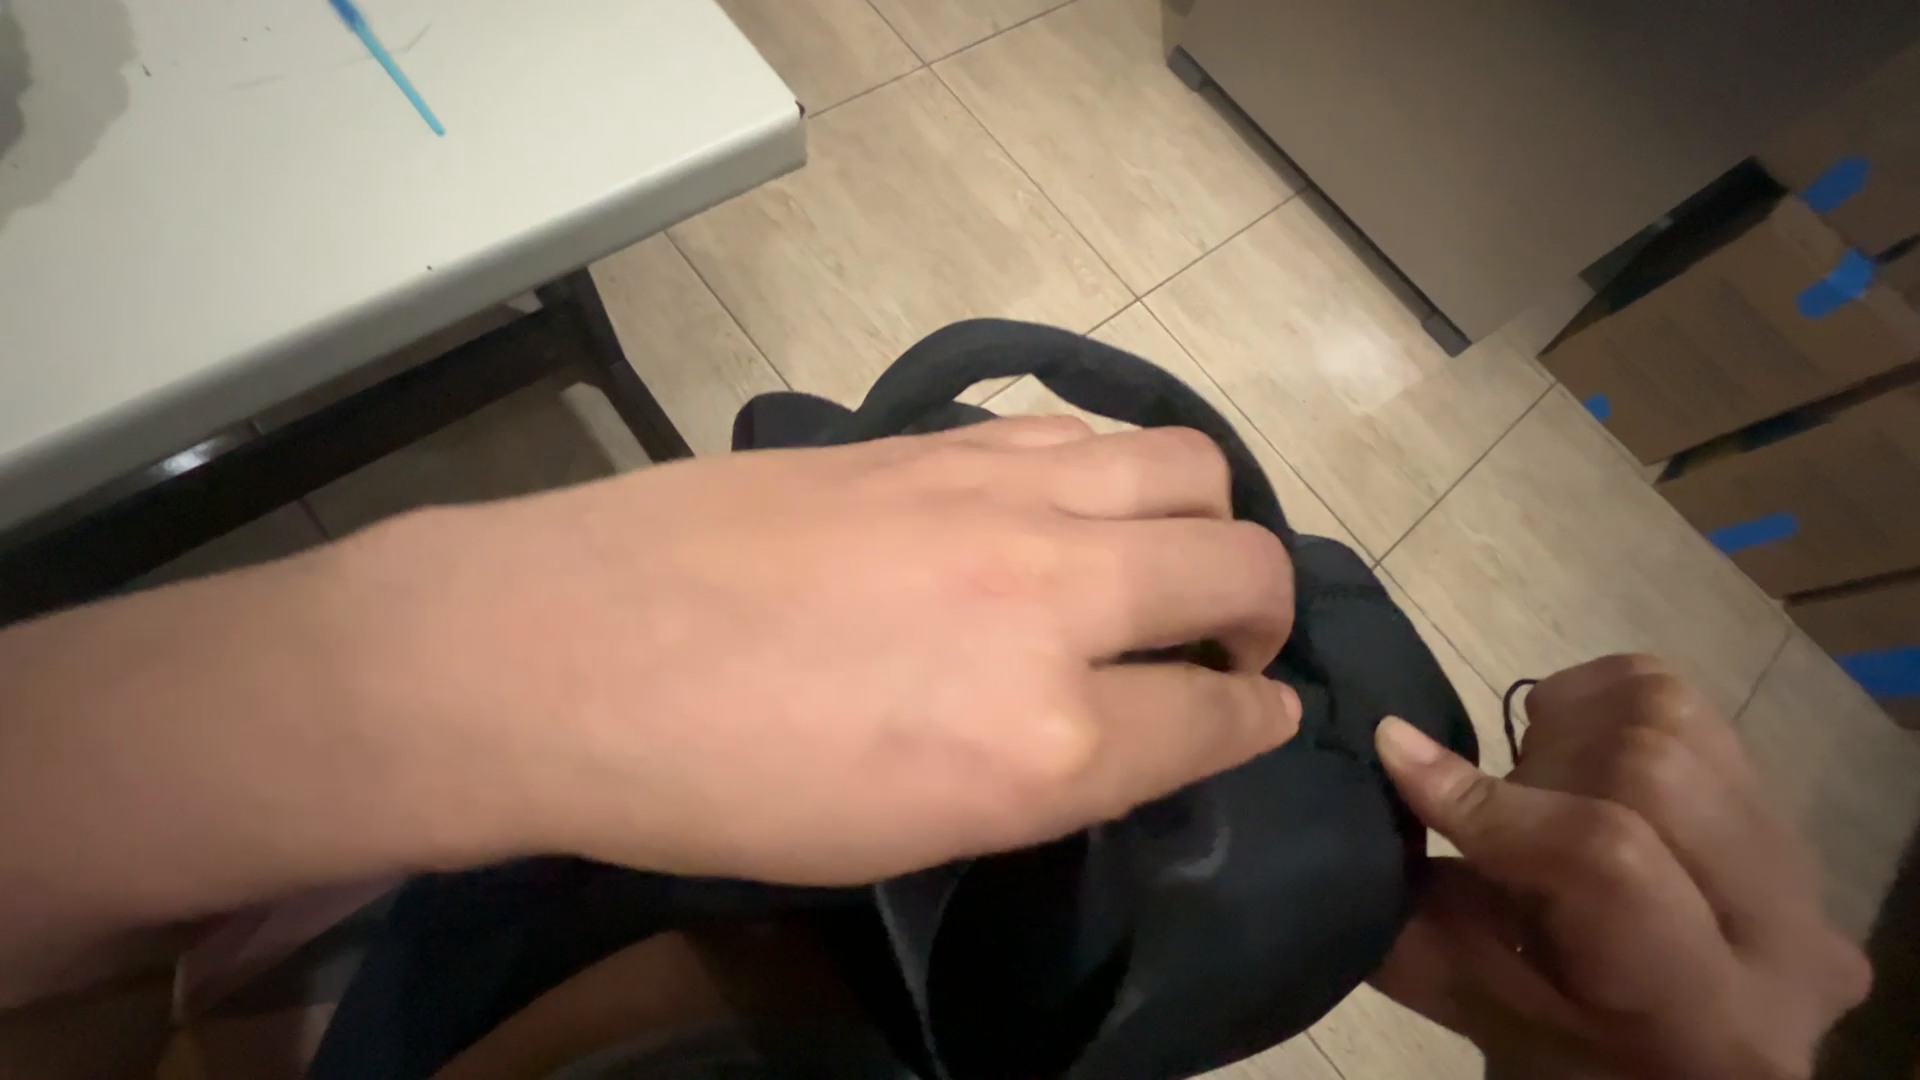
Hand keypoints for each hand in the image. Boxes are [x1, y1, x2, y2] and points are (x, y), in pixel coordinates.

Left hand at [368, 416, 1299, 884]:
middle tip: (1232, 638)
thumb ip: (1056, 770)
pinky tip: (1077, 504)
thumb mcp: (916, 832)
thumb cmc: (730, 782)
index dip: (1262, 720)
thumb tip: (1138, 722)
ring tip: (1170, 554)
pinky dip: (1114, 473)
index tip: (1266, 712)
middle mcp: (1052, 595)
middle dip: (1266, 609)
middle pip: (1241, 564)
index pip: (1221, 719)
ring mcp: (997, 493)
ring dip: (1207, 518)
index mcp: (1046, 738)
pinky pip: (1080, 434)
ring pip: (1183, 465)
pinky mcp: (937, 438)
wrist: (577, 647)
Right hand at [1369, 655, 1868, 1078]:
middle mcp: (1782, 941)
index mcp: (1697, 1014)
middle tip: (1498, 781)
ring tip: (1539, 769)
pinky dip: (1608, 709)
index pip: (1601, 858)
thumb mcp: (1446, 982)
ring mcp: (1804, 879)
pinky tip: (1583, 763)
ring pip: (1680, 720)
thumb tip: (1382, 752)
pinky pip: (1695, 716)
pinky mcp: (1793, 831)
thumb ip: (1403, 889)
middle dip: (1539, 753)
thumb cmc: (1531, 1034)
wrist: (1646, 1056)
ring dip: (1576, 723)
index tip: (1394, 750)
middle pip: (1652, 767)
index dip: (1484, 800)